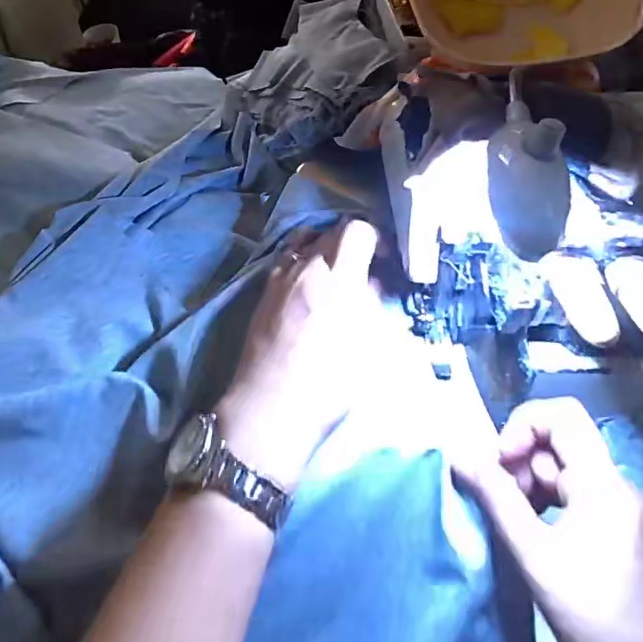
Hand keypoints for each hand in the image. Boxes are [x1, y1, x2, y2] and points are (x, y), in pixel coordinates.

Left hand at [217, 219, 381, 489]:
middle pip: (332, 231)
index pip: (357, 230)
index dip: (373, 239)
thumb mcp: (372, 346)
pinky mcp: (263, 291)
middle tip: (361, 266)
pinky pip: (286, 258)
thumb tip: (372, 284)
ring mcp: (281, 278)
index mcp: (339, 281)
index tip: (379, 258)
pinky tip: (308, 282)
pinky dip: (301, 259)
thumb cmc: (330, 385)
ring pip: (306, 240)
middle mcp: (308, 270)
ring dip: (323, 247)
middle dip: (351, 242)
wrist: (271, 411)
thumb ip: (375, 305)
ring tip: (333, 270)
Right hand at [453, 398, 642, 641]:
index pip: (562, 416)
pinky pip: (587, 505)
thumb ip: (499, 502)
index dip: (522, 426)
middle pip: (564, 448)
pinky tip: (540, 543)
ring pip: (573, 479)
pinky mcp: (633, 540)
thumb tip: (462, 457)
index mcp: (605, 483)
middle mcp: (622, 488)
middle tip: (498, 506)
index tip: (497, 464)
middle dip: (522, 465)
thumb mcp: (539, 561)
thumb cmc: (602, 625)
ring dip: (536, 490)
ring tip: (515, 528)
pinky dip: (556, 511)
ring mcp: (631, 514)